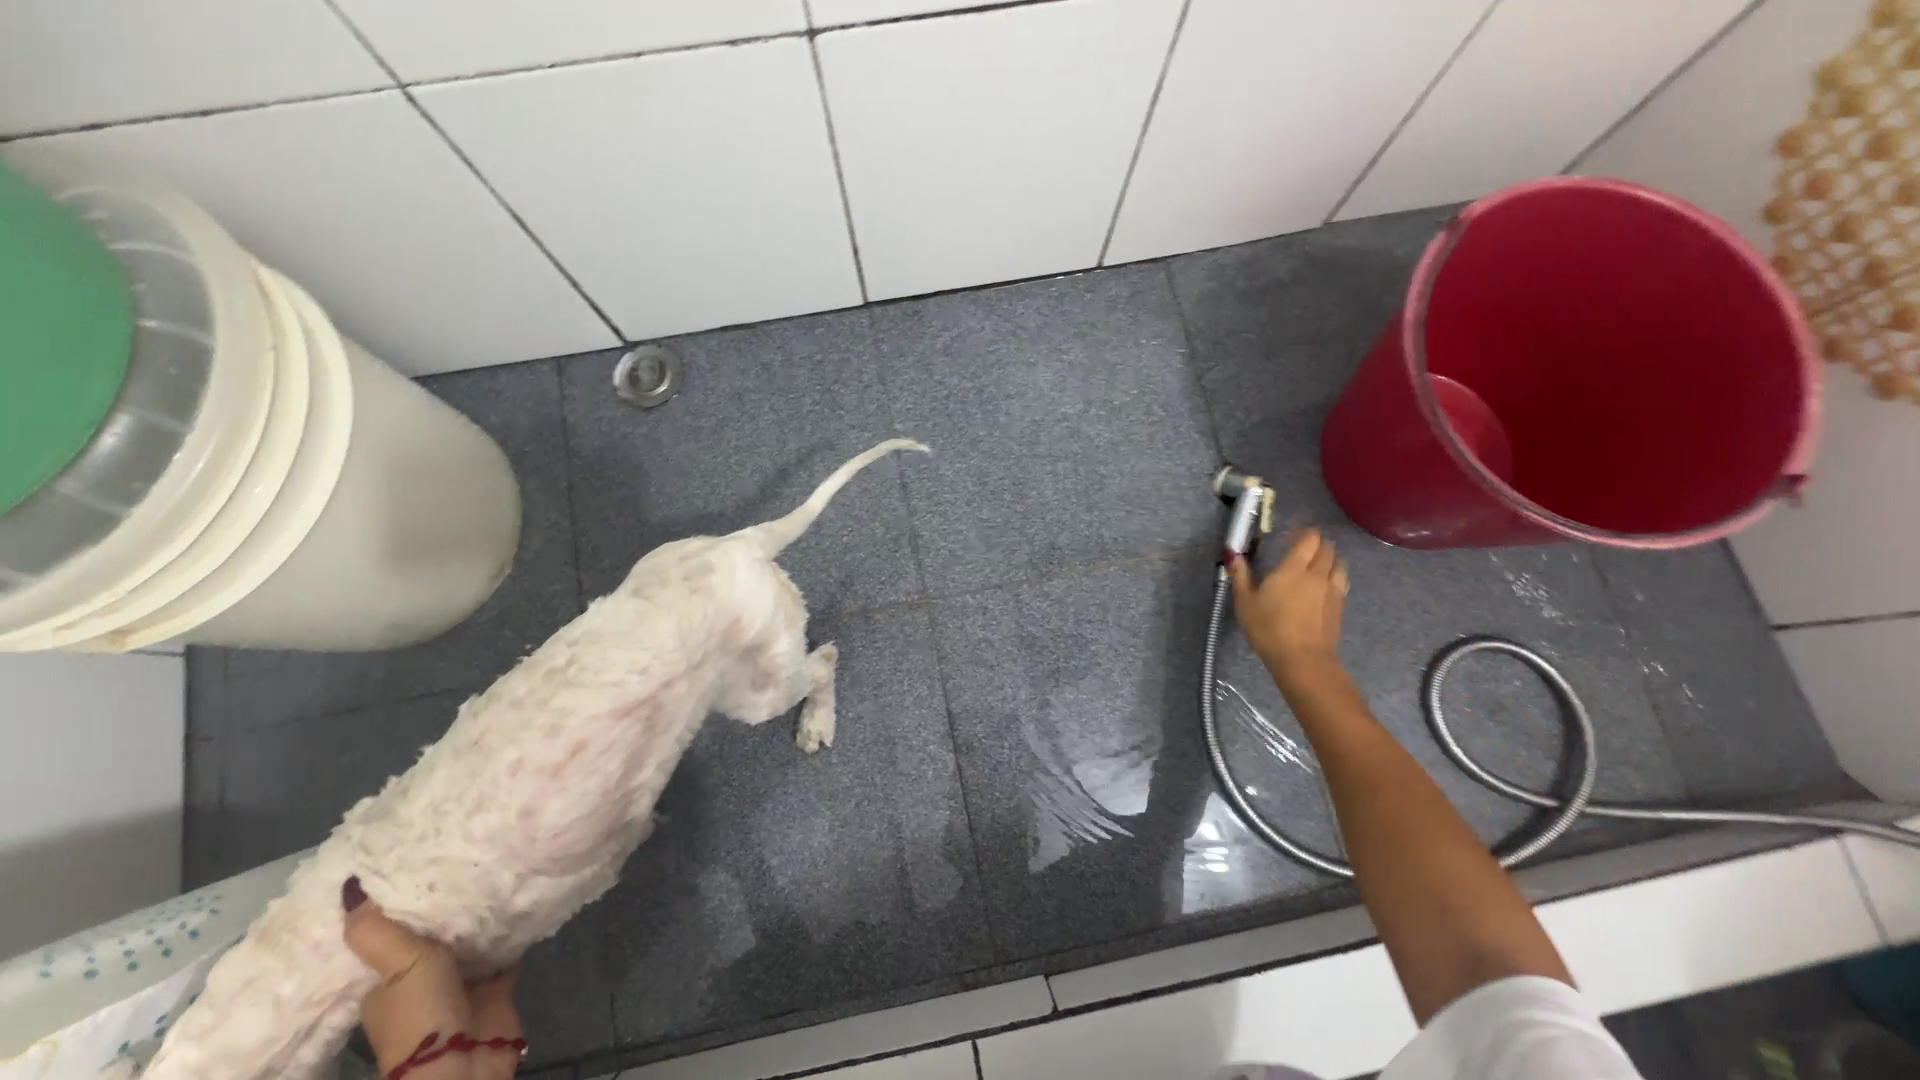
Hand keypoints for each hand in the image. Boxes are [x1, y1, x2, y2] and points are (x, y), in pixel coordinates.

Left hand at [342, 878, 522, 1079]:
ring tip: (495, 869)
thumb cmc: (422, 1014)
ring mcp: (461, 985)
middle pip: (433, 937)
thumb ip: (376, 929)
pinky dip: (511, 932)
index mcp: (386, 982)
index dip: (399, 906)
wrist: (465, 1064)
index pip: (389, 936)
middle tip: (463, 857)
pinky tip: (522, 900)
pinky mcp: (497, 986)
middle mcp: (421, 982)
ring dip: (482, 917)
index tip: (414, 864)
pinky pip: (505, 951)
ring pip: (471, 942)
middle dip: (447, 907)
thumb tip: (347, 884)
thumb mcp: (396, 965)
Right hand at [1227, 528, 1349, 682]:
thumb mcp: (1245, 604)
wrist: (1302, 659)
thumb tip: (1235, 557)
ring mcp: (1332, 589)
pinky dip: (1336, 575)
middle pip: (1327, 548)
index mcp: (1292, 569)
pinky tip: (1326, 584)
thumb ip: (1241, 577)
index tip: (1292, 536)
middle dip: (1317, 544)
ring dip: (1330, 558)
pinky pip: (1342, 580)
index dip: (1303, 533)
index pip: (1309, 539)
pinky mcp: (1340, 605)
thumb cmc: (1269, 629)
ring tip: (1319, 564)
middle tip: (1303, 549)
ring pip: (1339, 563)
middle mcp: (1317, 574)